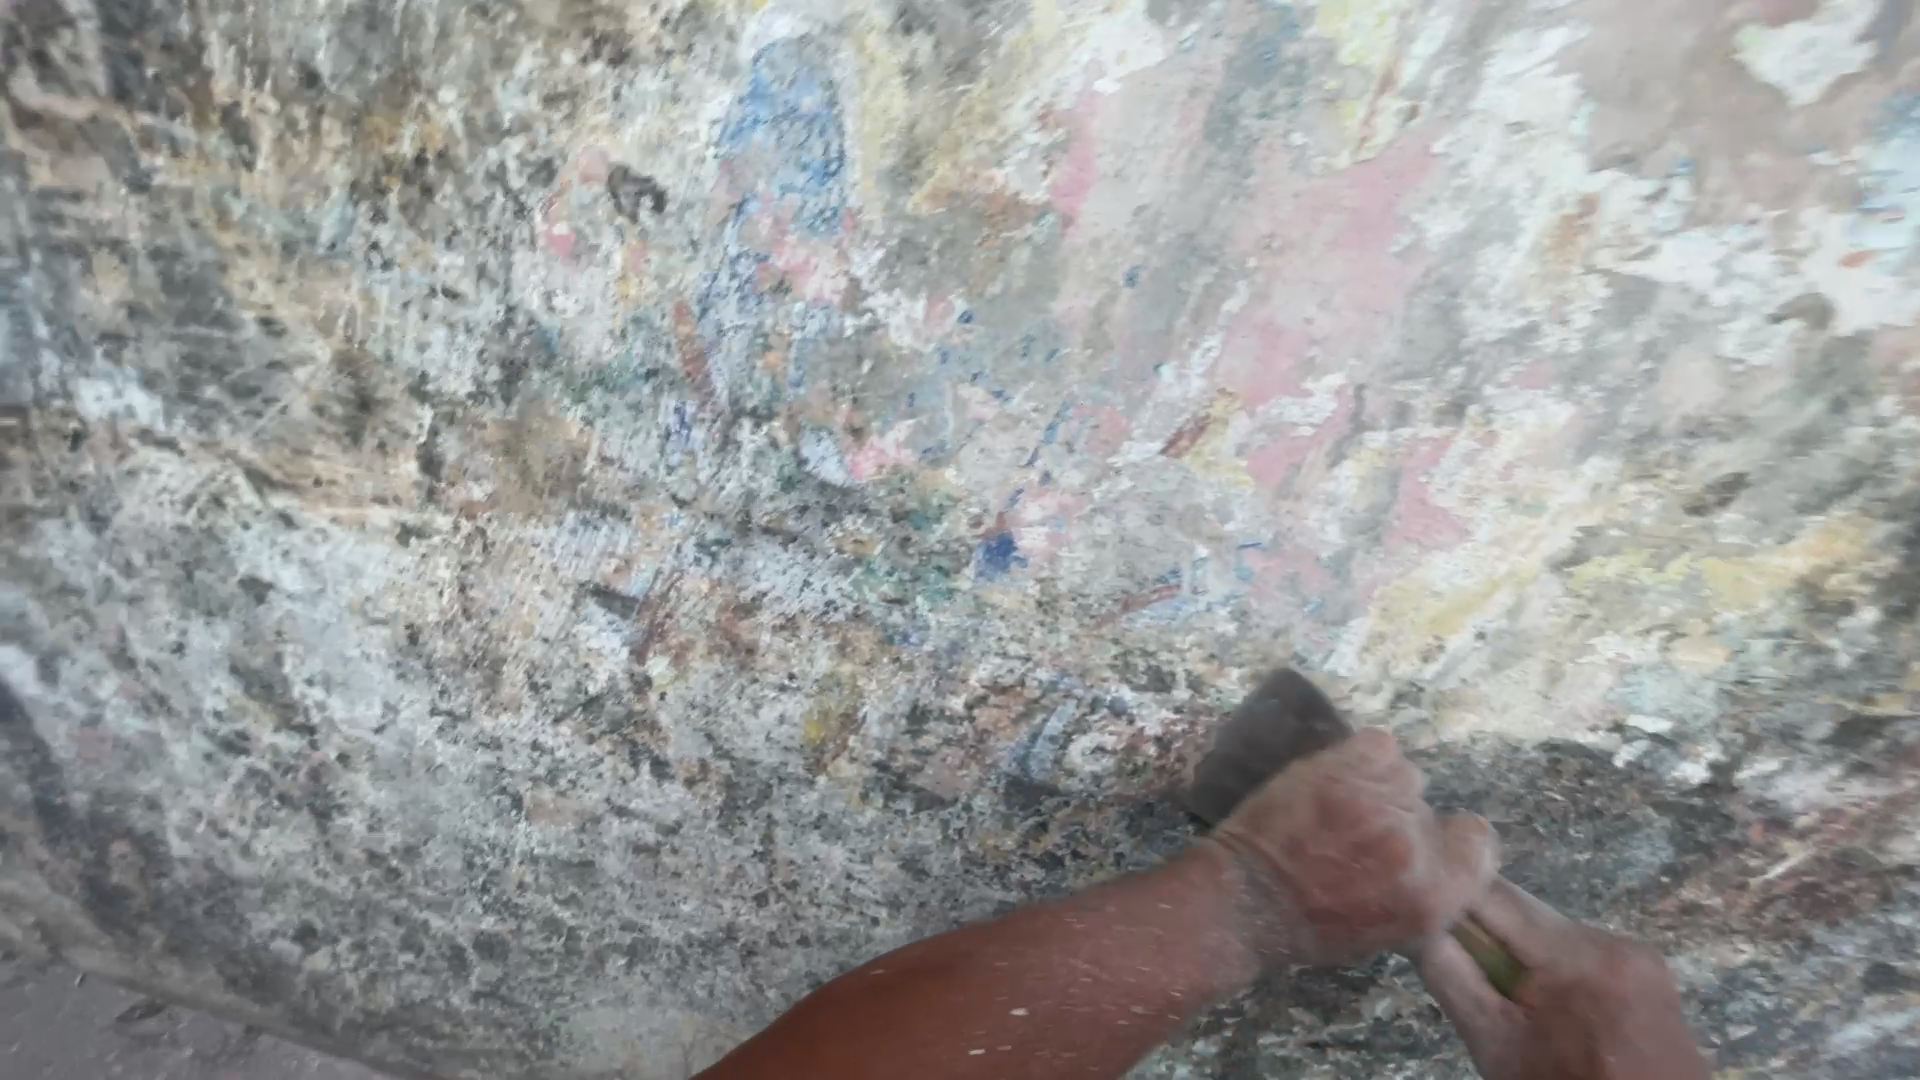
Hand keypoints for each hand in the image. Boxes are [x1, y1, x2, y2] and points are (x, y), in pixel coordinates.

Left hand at [1204, 728, 1498, 967]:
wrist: (1248, 897)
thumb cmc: (1313, 924)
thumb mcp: (1393, 930)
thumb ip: (1427, 889)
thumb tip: (1439, 850)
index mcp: (1435, 895)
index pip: (1479, 841)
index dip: (1452, 837)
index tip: (1425, 837)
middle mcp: (1412, 845)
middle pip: (1429, 806)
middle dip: (1401, 815)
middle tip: (1361, 827)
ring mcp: (1373, 802)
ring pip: (1403, 772)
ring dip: (1379, 782)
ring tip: (1344, 800)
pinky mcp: (1335, 771)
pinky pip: (1377, 742)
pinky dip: (1362, 753)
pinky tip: (1340, 770)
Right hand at [1416, 880, 1710, 1079]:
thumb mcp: (1492, 1043)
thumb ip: (1445, 970)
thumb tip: (1409, 918)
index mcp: (1578, 955)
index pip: (1489, 892)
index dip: (1446, 895)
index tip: (1413, 908)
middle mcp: (1614, 940)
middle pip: (1516, 909)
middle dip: (1479, 930)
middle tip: (1456, 964)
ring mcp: (1639, 956)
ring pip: (1540, 926)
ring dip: (1509, 947)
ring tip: (1503, 994)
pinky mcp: (1647, 972)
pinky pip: (1570, 947)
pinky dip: (1542, 963)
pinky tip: (1540, 1003)